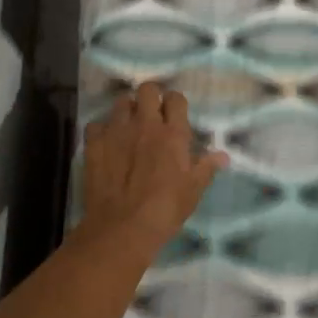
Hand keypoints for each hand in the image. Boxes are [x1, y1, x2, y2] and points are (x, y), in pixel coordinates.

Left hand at [75, 82, 228, 259]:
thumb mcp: (193, 191)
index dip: (175, 103)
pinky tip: (105, 143)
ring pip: (120, 103)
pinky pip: (96, 125)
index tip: (174, 115)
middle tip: (150, 115)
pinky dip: (101, 131)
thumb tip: (223, 155)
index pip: (176, 99)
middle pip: (147, 89)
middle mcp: (145, 124)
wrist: (122, 227)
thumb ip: (206, 168)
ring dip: (126, 111)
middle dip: (150, 98)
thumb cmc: (165, 210)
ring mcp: (117, 131)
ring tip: (128, 128)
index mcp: (172, 134)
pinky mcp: (94, 143)